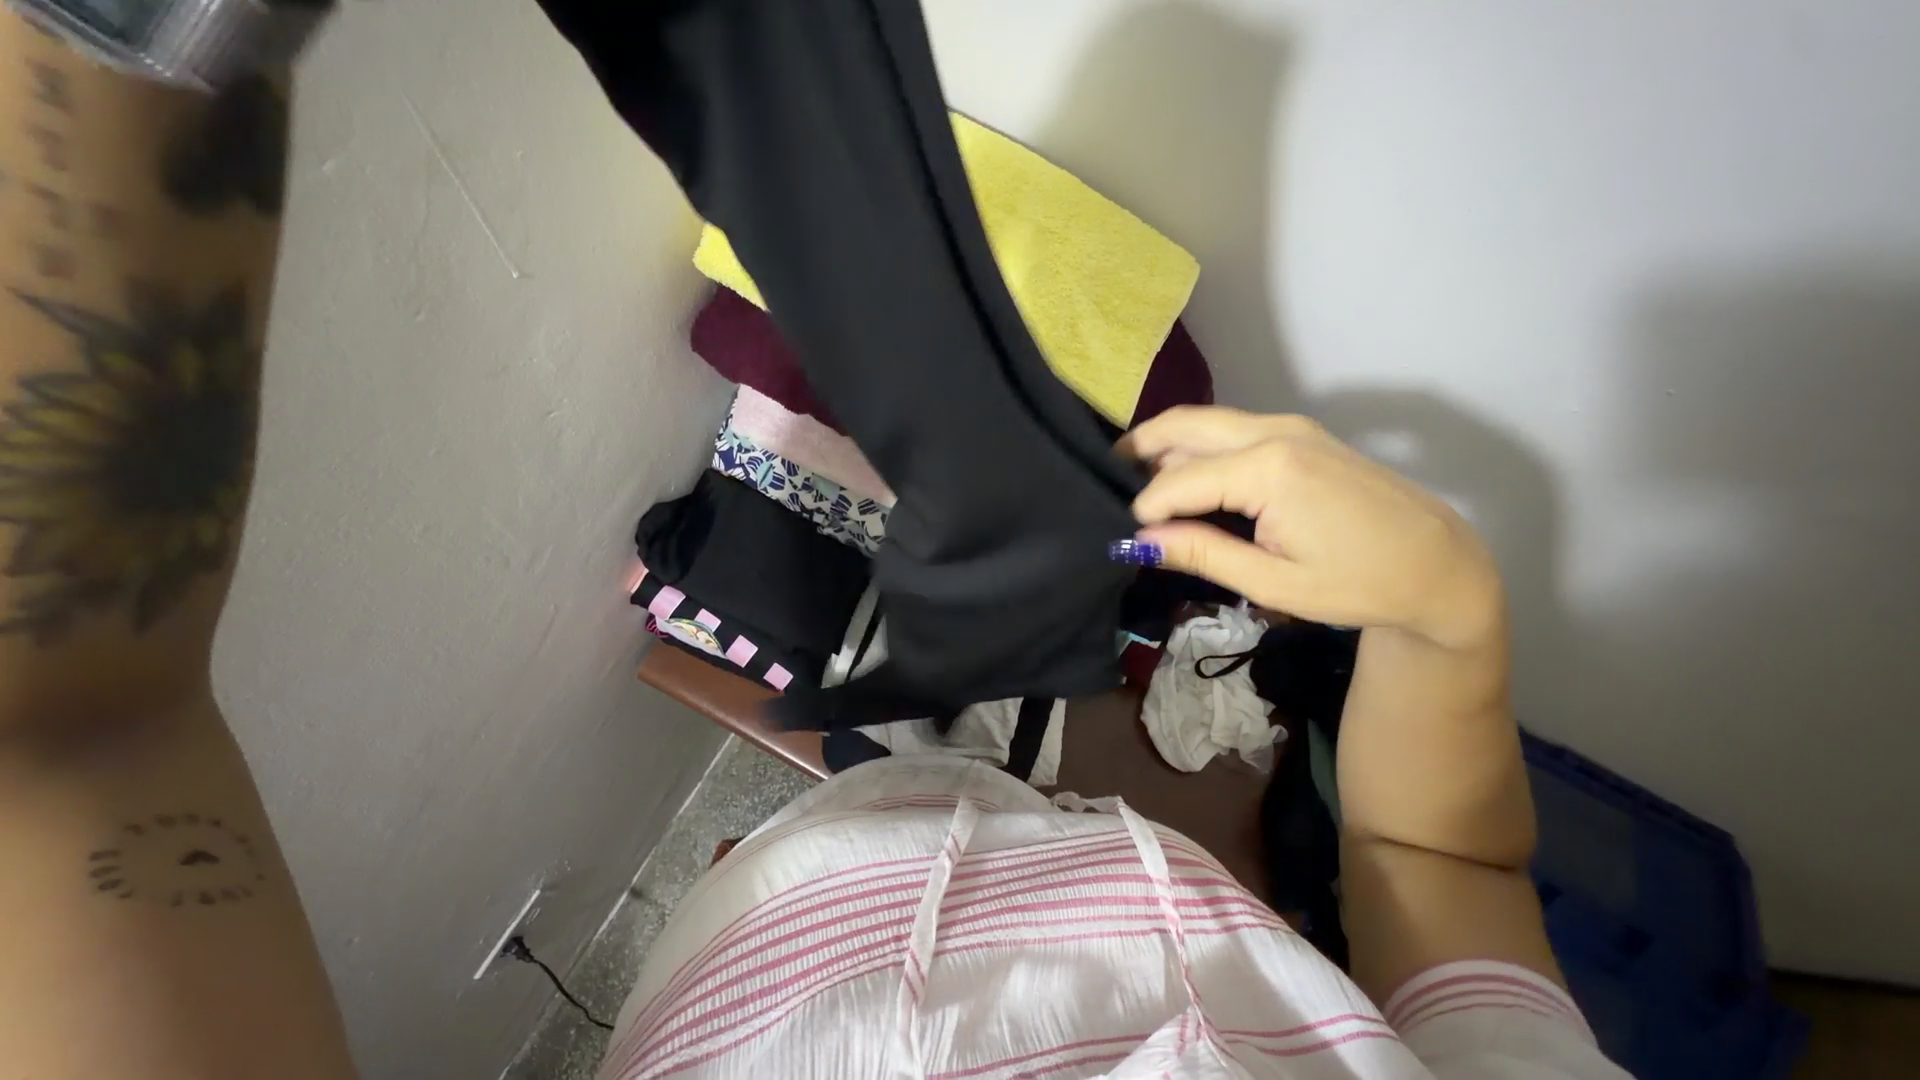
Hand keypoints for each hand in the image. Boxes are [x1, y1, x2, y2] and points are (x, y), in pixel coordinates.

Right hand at [1119, 407, 1502, 648]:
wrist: (1437, 565)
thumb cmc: (1358, 583)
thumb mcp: (1274, 581)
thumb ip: (1202, 553)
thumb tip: (1139, 540)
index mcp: (1269, 470)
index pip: (1178, 480)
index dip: (1145, 509)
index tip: (1127, 539)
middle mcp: (1276, 432)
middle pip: (1184, 424)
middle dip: (1139, 449)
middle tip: (1105, 480)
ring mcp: (1291, 427)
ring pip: (1207, 422)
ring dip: (1167, 445)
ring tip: (1137, 482)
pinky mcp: (1301, 434)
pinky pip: (1232, 430)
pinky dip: (1198, 446)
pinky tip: (1185, 476)